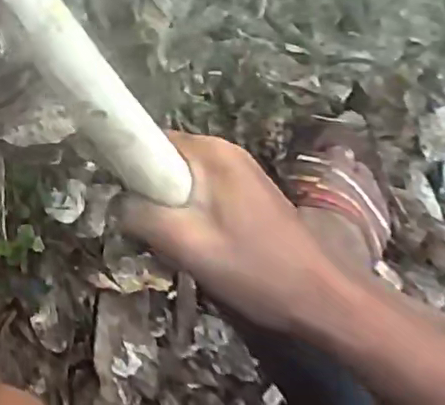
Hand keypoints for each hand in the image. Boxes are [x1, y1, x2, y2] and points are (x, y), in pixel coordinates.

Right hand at [117, 132, 353, 333]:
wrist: (332, 305)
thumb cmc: (256, 268)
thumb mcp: (186, 244)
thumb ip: (138, 215)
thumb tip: (113, 202)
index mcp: (208, 149)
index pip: (146, 139)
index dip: (126, 163)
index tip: (118, 193)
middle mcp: (223, 149)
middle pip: (163, 159)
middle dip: (151, 191)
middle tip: (153, 227)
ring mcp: (239, 169)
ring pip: (182, 178)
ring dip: (172, 205)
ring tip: (179, 240)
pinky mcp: (249, 191)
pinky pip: (202, 190)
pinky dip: (193, 211)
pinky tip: (203, 243)